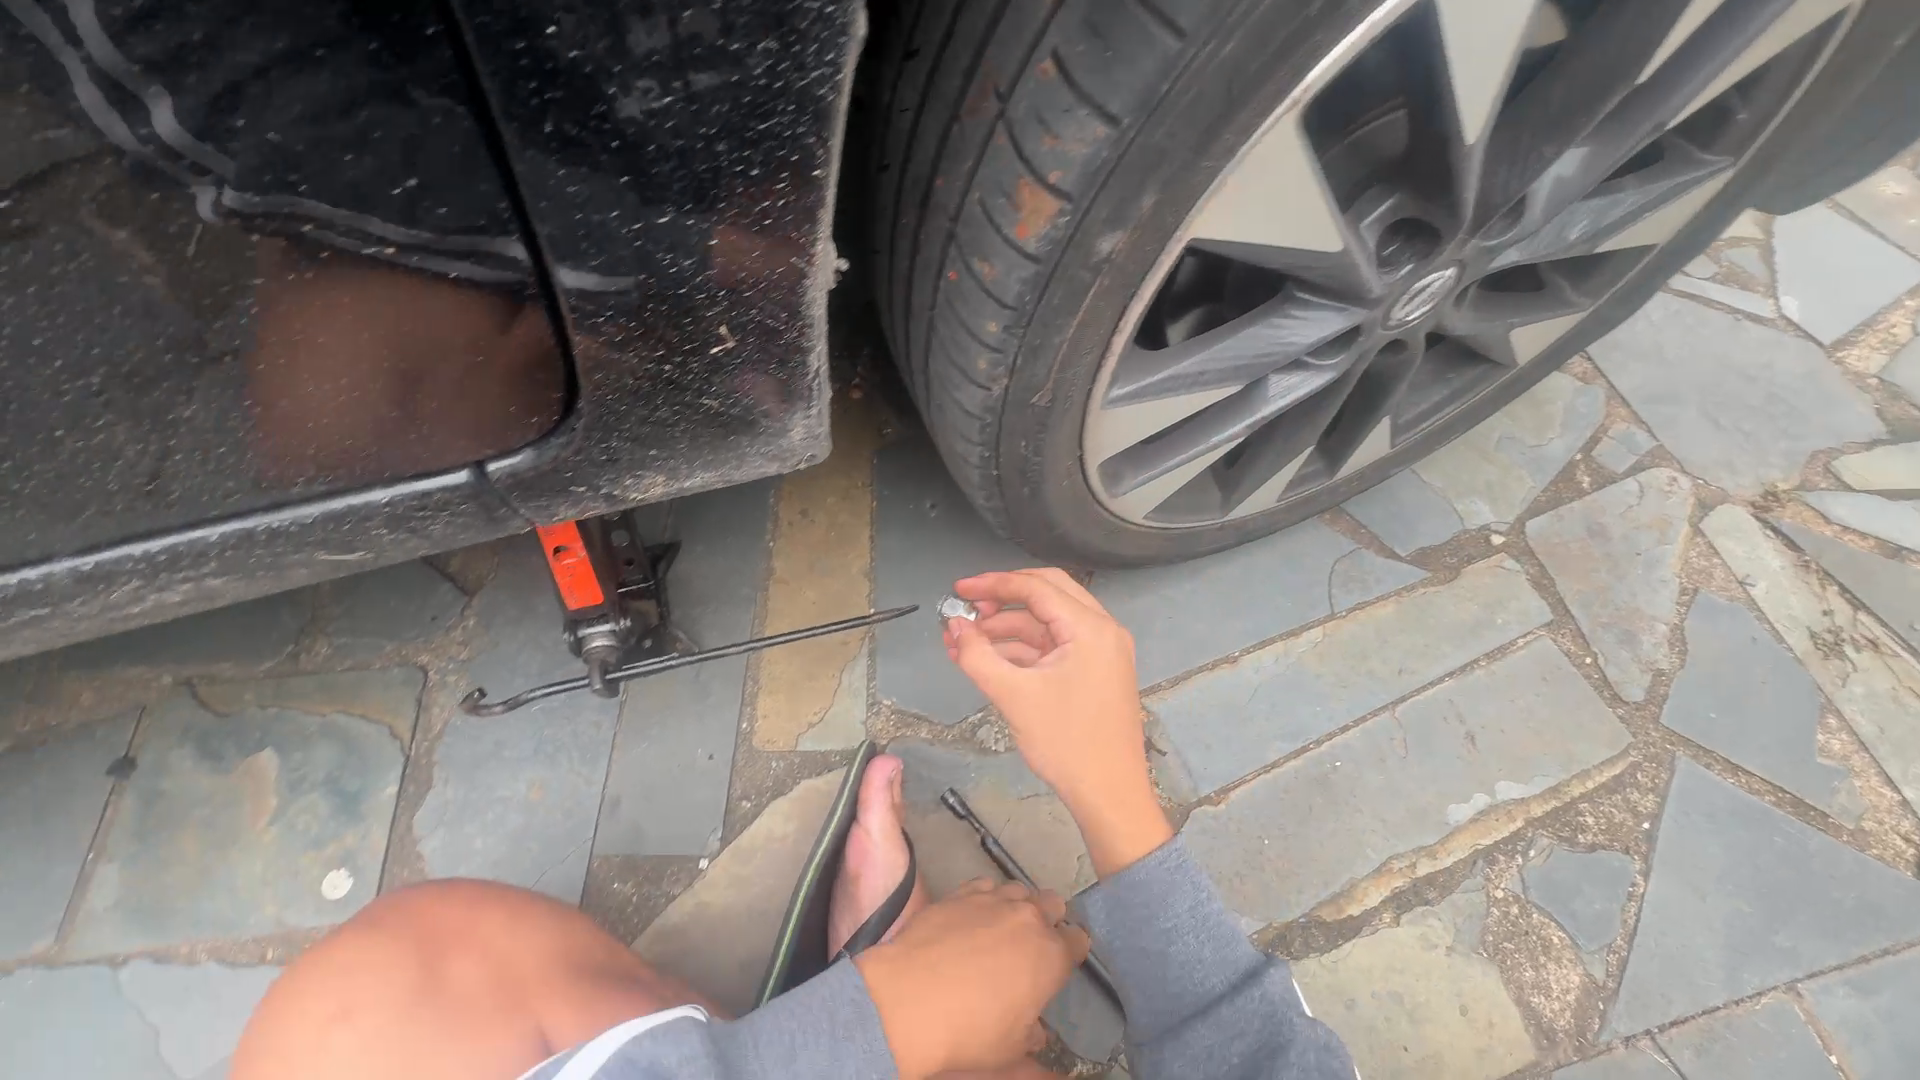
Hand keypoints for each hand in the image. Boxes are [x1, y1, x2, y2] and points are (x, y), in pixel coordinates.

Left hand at [855, 880, 1088, 1078]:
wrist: (911, 998)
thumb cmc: (969, 1030)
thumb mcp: (1011, 1047)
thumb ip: (1032, 1032)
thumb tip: (1036, 1030)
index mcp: (1052, 955)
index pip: (1079, 940)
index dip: (1072, 951)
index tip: (1061, 963)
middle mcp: (1029, 918)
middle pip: (1053, 903)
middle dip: (1049, 919)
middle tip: (1033, 943)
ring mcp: (994, 900)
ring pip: (1020, 889)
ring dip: (1019, 904)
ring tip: (1003, 926)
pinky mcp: (962, 892)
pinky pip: (986, 885)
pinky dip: (987, 897)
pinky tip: (974, 915)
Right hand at [943, 569, 1172, 876]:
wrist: (1109, 794)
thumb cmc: (1066, 743)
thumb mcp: (1014, 696)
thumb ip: (978, 655)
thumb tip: (953, 625)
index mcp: (1091, 628)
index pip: (1037, 588)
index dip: (993, 584)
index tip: (959, 589)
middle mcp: (1102, 630)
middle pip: (1047, 594)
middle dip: (1003, 597)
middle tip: (968, 607)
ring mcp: (1101, 651)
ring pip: (1049, 622)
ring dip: (1009, 627)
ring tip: (966, 641)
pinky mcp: (1095, 672)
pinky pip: (1055, 646)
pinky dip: (1024, 649)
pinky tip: (990, 659)